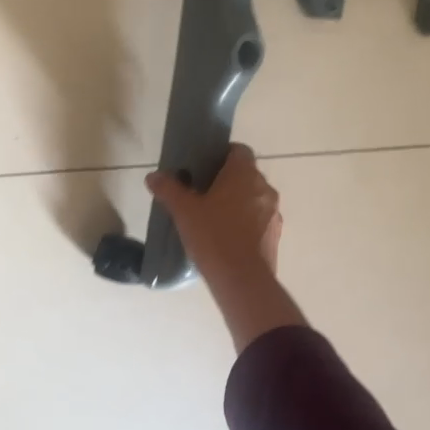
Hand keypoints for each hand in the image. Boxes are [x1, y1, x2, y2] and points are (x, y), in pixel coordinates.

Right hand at [148, 146, 297, 349]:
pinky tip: (225, 236)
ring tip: (212, 215)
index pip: (239, 150)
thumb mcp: (183, 211)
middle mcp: (264, 189)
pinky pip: (258, 219)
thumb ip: (168, 189)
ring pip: (253, 197)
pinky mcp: (275, 235)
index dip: (222, 154)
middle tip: (201, 191)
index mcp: (244, 175)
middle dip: (226, 179)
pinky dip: (245, 221)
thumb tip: (154, 176)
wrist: (242, 280)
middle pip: (246, 174)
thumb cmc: (213, 236)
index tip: (203, 166)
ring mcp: (273, 213)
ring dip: (237, 201)